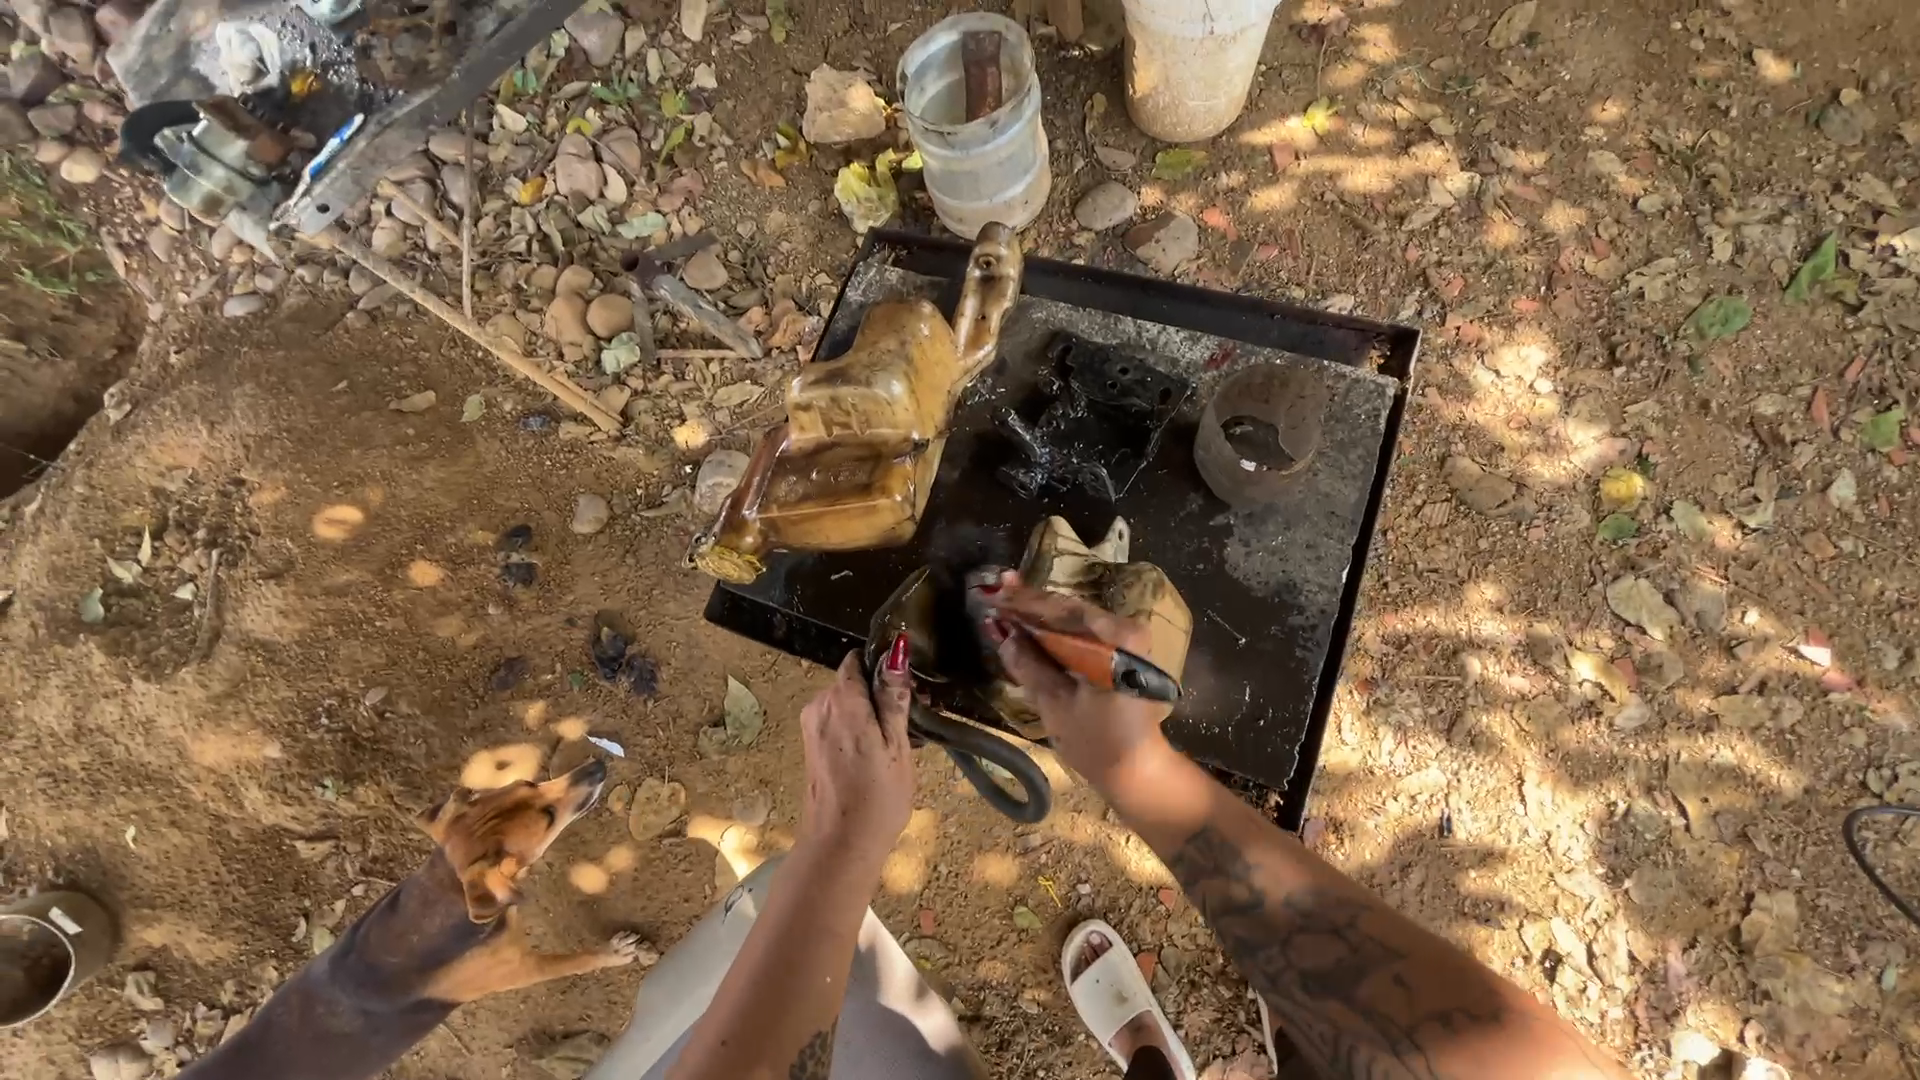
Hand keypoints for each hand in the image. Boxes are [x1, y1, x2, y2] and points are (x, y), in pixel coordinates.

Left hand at [795, 643, 915, 865]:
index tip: (905, 692)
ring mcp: (811, 727)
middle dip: (878, 695)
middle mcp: (819, 706)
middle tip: (908, 725)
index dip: (883, 670)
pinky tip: (875, 759)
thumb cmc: (877, 797)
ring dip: (869, 715)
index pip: (858, 660)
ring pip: (846, 704)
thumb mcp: (897, 744)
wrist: (839, 847)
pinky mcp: (810, 746)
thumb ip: (893, 696)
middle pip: (852, 682)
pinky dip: (856, 731)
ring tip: (894, 747)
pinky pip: (837, 723)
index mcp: (841, 700)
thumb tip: (896, 652)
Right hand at [979, 573, 1176, 790]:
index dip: (1026, 601)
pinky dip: (1052, 631)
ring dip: (1038, 614)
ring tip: (1005, 599)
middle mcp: (1126, 630)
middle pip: (1069, 610)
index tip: (996, 591)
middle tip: (995, 589)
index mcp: (1117, 639)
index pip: (1064, 610)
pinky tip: (1026, 623)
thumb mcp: (1056, 704)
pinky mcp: (1119, 653)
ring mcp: (1125, 640)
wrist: (1137, 770)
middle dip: (1030, 603)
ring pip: (1072, 620)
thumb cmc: (1099, 742)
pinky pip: (1079, 634)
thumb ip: (1029, 665)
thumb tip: (1003, 634)